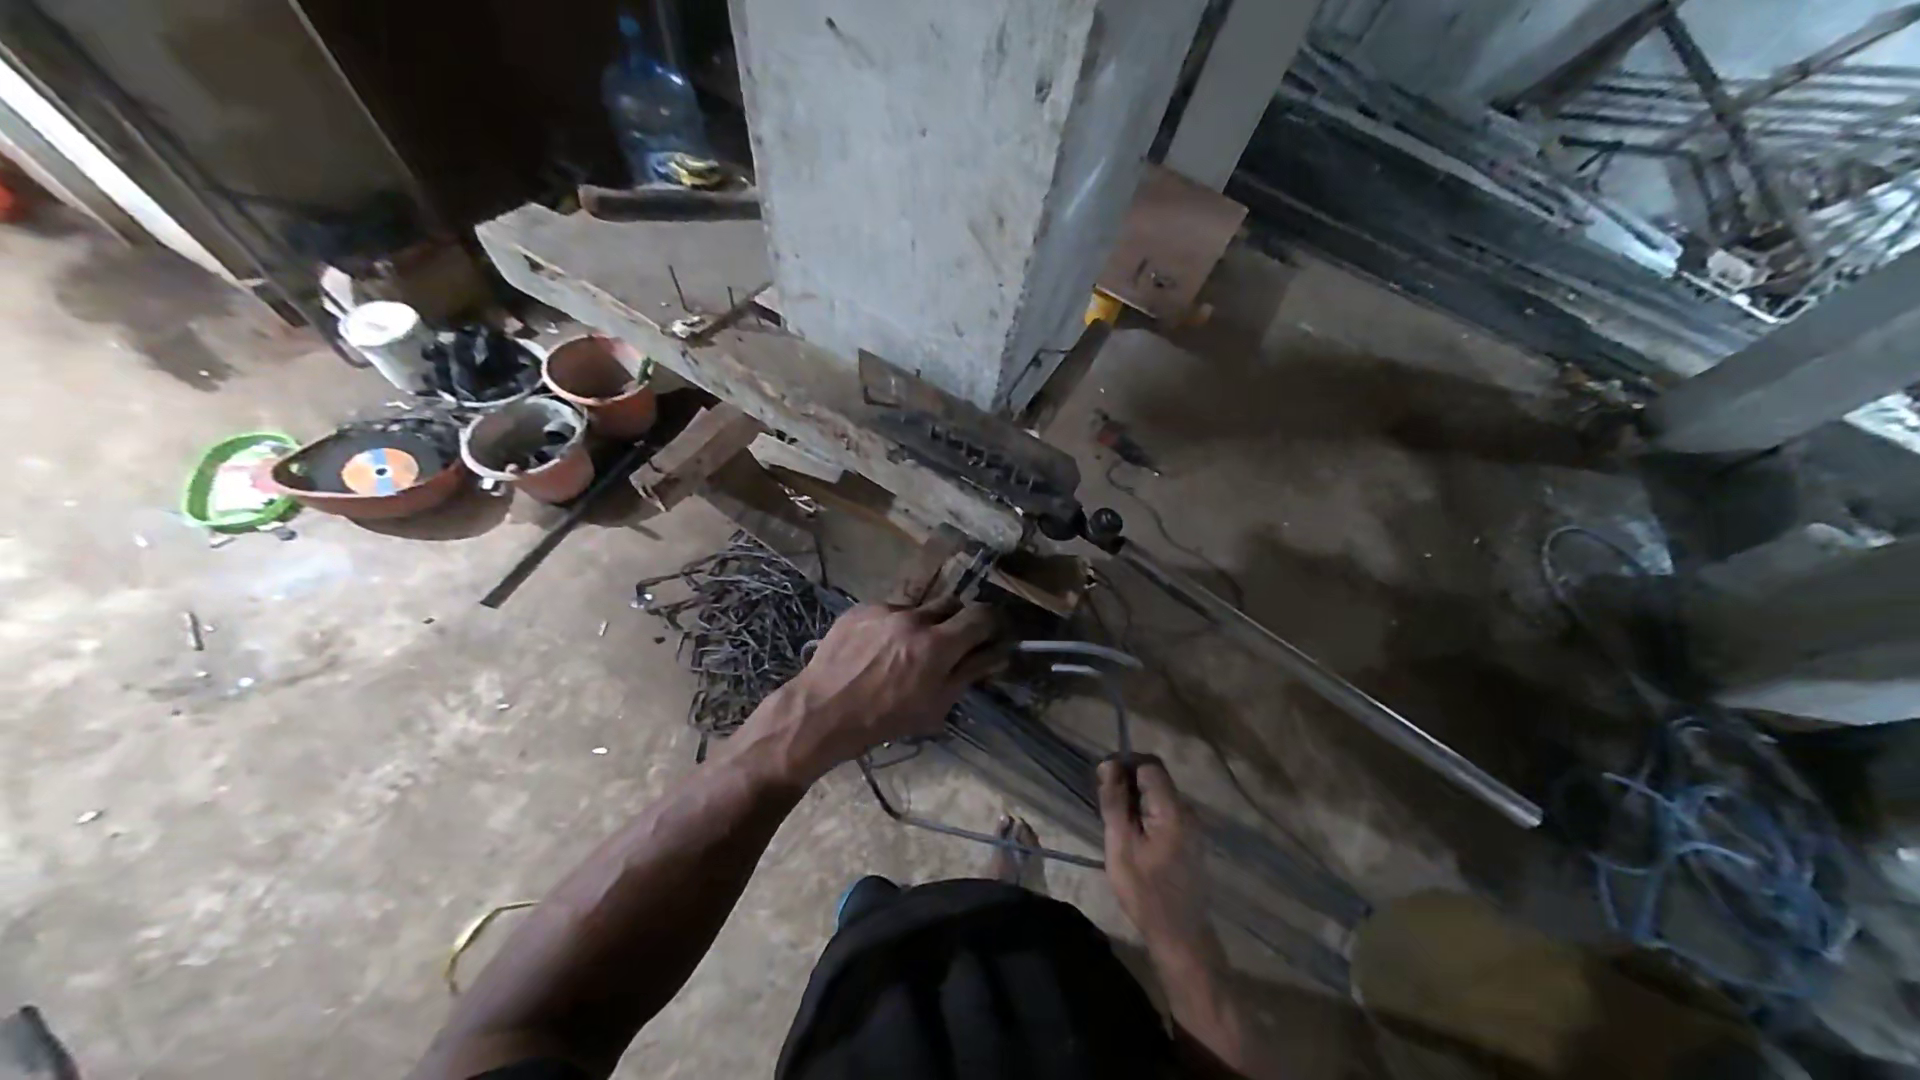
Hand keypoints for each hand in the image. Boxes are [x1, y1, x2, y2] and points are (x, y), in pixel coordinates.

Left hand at [748, 600, 1000, 779]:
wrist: (822, 711)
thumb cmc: (884, 719)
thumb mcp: (935, 705)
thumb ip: (970, 672)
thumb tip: (999, 653)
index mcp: (937, 645)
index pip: (982, 615)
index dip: (993, 624)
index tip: (992, 635)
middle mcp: (914, 618)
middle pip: (953, 603)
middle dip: (959, 621)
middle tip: (952, 645)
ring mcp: (885, 609)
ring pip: (920, 607)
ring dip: (925, 624)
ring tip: (907, 652)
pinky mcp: (861, 609)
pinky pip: (891, 611)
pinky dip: (895, 626)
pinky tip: (879, 650)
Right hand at [1098, 757, 1216, 961]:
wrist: (1180, 935)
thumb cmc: (1145, 891)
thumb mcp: (1120, 845)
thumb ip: (1115, 802)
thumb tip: (1108, 764)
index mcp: (1172, 809)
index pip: (1149, 764)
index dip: (1124, 765)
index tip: (1103, 783)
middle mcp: (1187, 810)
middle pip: (1156, 777)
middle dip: (1128, 781)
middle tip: (1106, 805)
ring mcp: (1192, 825)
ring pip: (1159, 794)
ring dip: (1136, 798)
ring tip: (1117, 822)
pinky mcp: (1191, 838)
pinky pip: (1165, 810)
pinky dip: (1146, 812)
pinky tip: (1133, 835)